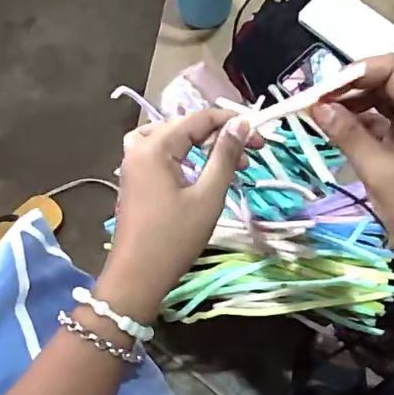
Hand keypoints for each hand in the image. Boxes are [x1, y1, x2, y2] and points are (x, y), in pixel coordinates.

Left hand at [103, 109, 260, 316]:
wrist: (137, 276)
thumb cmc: (175, 238)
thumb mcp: (208, 196)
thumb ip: (224, 156)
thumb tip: (241, 124)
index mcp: (155, 146)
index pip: (199, 118)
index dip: (232, 123)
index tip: (260, 140)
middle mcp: (139, 147)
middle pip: (184, 125)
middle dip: (218, 136)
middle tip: (247, 157)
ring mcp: (132, 163)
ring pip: (172, 138)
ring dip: (201, 145)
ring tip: (225, 163)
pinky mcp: (133, 179)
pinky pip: (160, 154)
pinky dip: (184, 156)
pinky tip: (199, 171)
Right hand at [311, 55, 393, 270]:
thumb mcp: (378, 170)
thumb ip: (348, 133)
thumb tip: (317, 106)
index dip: (357, 71)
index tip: (323, 87)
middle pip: (388, 82)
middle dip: (351, 87)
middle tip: (314, 101)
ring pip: (383, 103)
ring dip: (353, 105)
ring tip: (319, 114)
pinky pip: (383, 125)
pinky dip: (360, 125)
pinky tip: (335, 129)